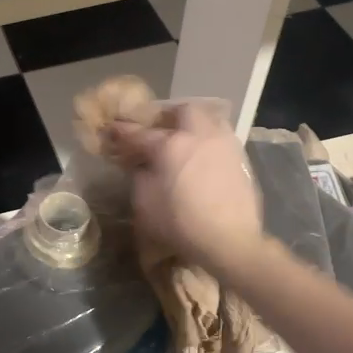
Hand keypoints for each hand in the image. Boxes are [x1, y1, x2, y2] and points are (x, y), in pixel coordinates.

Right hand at [104, 102, 263, 273]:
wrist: (229, 241)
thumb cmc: (180, 223)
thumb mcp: (145, 203)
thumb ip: (139, 177)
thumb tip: (141, 165)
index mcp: (171, 145)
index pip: (140, 133)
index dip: (122, 131)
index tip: (112, 130)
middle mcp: (199, 136)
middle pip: (183, 111)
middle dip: (168, 116)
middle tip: (158, 130)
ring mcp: (224, 145)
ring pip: (210, 119)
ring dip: (194, 125)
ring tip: (185, 140)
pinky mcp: (241, 160)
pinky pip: (222, 139)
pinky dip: (209, 141)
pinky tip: (203, 159)